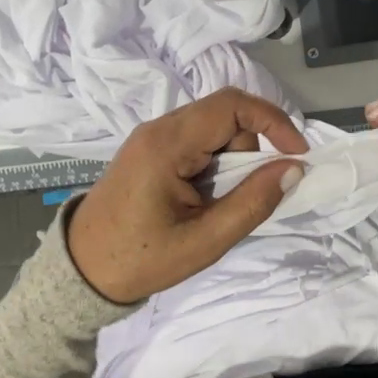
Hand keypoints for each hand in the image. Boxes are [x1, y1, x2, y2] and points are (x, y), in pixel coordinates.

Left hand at [67, 87, 306, 303]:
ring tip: (218, 203)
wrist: (81, 272)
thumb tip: (293, 169)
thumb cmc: (141, 259)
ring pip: (212, 127)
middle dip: (251, 147)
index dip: (273, 121)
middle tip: (245, 194)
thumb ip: (252, 202)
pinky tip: (206, 196)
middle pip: (224, 113)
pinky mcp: (149, 150)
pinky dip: (215, 161)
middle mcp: (158, 128)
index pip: (232, 105)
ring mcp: (151, 137)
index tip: (296, 155)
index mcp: (167, 144)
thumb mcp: (205, 240)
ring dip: (232, 157)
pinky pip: (196, 140)